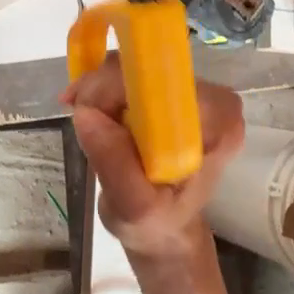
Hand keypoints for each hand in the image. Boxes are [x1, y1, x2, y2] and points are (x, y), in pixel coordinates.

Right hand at [60, 54, 244, 262]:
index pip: (159, 81)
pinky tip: (93, 114)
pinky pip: (131, 73)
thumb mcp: (133, 207)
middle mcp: (214, 102)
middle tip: (77, 117)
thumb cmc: (153, 222)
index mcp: (216, 125)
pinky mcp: (175, 93)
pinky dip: (104, 89)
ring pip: (132, 67)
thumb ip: (114, 165)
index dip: (114, 88)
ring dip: (99, 90)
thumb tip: (87, 114)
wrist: (163, 227)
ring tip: (85, 122)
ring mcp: (195, 94)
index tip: (83, 112)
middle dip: (101, 89)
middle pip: (145, 68)